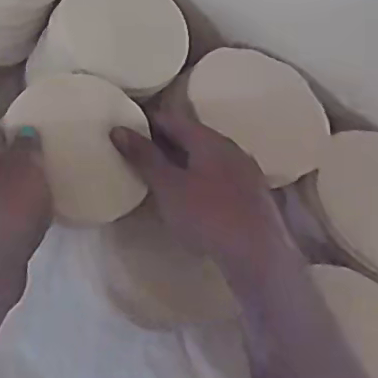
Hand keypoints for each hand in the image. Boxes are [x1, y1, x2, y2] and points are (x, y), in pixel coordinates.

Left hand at [0, 122, 53, 276]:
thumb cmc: (11, 204)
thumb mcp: (26, 167)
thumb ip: (26, 147)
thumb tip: (24, 130)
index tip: (9, 117)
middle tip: (19, 141)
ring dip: (5, 173)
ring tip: (27, 170)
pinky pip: (3, 203)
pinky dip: (12, 197)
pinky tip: (27, 202)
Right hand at [110, 101, 286, 269]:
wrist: (259, 258)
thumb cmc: (207, 216)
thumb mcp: (167, 186)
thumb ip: (143, 156)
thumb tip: (118, 128)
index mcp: (208, 139)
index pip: (170, 119)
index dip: (144, 123)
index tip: (125, 133)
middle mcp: (230, 147)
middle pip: (190, 135)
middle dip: (163, 143)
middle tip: (137, 156)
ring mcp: (246, 171)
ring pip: (206, 156)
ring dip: (182, 161)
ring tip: (160, 178)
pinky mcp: (253, 195)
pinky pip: (219, 175)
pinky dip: (199, 178)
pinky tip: (191, 198)